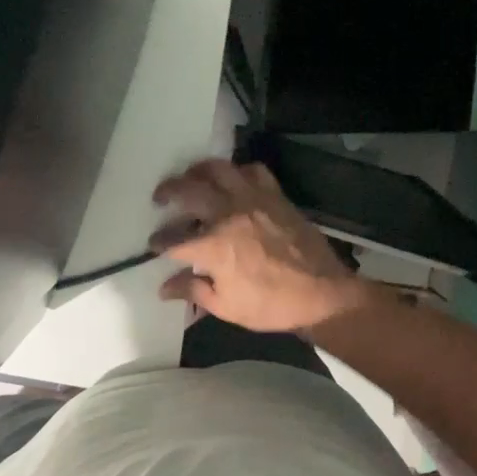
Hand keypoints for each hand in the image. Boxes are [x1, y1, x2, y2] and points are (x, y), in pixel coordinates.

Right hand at [150, 159, 378, 333]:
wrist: (322, 294)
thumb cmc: (271, 305)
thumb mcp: (226, 306)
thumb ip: (193, 290)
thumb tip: (165, 287)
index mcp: (213, 246)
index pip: (173, 239)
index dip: (159, 242)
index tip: (153, 246)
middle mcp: (228, 215)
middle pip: (187, 190)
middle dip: (167, 192)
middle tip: (160, 199)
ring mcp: (253, 200)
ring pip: (217, 169)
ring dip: (198, 171)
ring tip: (191, 177)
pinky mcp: (275, 196)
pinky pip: (253, 170)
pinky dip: (239, 171)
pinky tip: (234, 181)